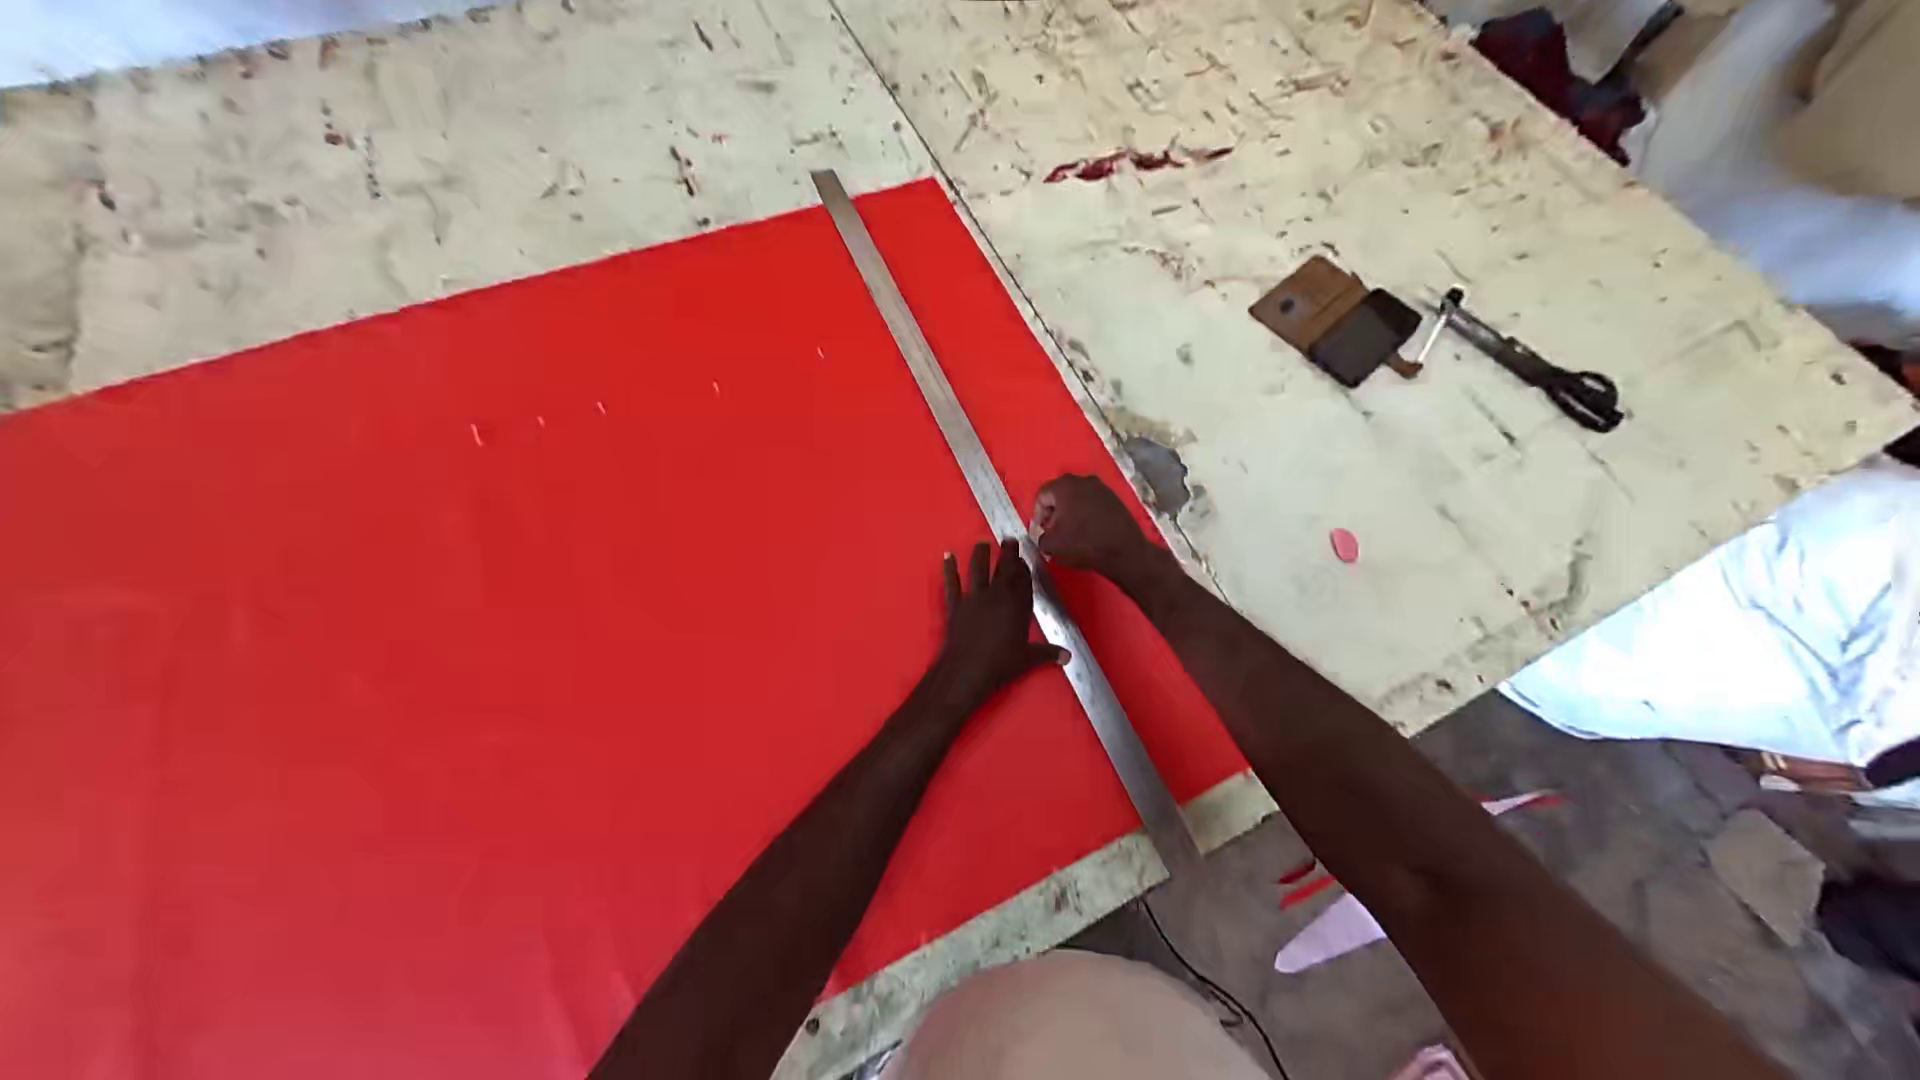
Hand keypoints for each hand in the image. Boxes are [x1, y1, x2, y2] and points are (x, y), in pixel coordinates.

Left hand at [930, 539, 1068, 713]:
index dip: (1023, 568)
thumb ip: (1047, 653)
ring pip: (978, 570)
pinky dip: (949, 569)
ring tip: (982, 542)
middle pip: (1003, 570)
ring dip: (980, 554)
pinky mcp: (955, 605)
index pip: (1022, 581)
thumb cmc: (1000, 664)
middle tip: (1009, 539)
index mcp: (1016, 606)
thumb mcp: (1028, 659)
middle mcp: (996, 596)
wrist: (967, 670)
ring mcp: (974, 598)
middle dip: (1007, 553)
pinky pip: (952, 583)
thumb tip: (1068, 657)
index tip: (1024, 557)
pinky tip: (947, 556)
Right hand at [1031, 474, 1158, 579]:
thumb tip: (1044, 536)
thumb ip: (1040, 537)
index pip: (1042, 496)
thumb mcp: (1051, 544)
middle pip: (1060, 494)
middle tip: (1053, 531)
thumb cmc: (1083, 543)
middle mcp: (1083, 480)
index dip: (1037, 514)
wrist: (1123, 551)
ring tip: (1071, 532)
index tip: (1041, 530)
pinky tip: (1088, 530)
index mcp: (1064, 486)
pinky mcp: (1115, 498)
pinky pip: (1093, 503)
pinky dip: (1087, 513)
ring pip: (1078, 497)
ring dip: (1071, 512)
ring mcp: (1102, 488)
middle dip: (1054, 512)